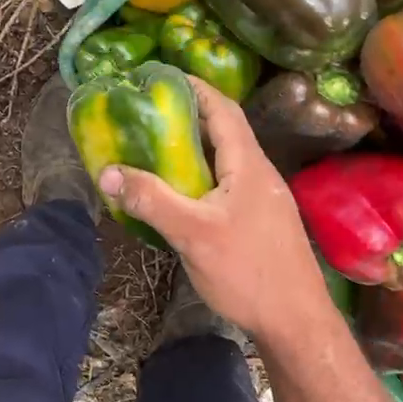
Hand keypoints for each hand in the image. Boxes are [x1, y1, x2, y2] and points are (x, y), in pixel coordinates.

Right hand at [97, 74, 330, 342]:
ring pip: (221, 161)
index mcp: (248, 166)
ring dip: (189, 148)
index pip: (223, 110)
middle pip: (222, 132)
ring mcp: (260, 200)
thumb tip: (106, 170)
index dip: (195, 88)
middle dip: (185, 116)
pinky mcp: (256, 223)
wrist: (296, 325)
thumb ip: (150, 200)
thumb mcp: (192, 234)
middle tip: (145, 112)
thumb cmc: (249, 272)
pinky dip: (194, 175)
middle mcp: (258, 175)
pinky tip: (173, 194)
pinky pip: (221, 185)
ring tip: (150, 147)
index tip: (161, 76)